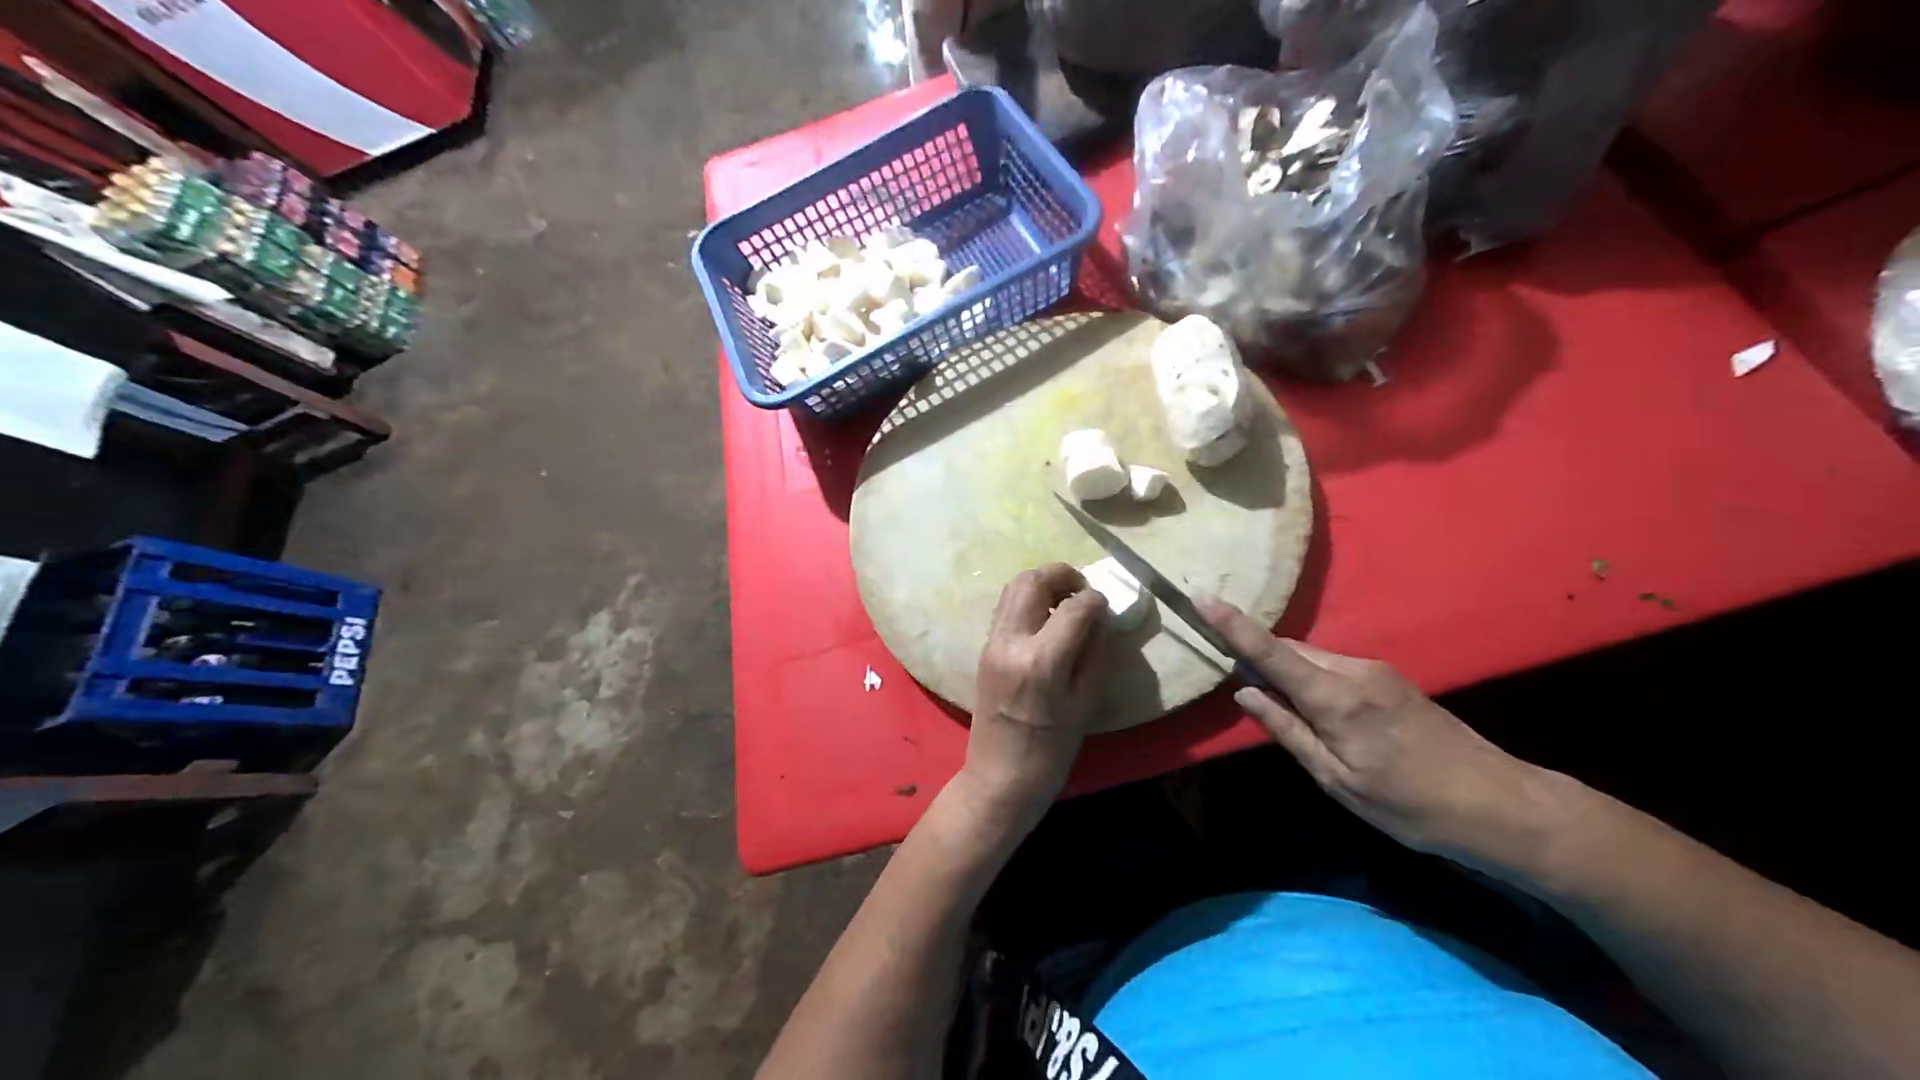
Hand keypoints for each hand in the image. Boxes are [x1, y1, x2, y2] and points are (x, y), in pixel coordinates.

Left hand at [959, 564, 1107, 821]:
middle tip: (1083, 589)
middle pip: (1032, 581)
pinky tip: (1046, 620)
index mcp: (1040, 660)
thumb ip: (1095, 651)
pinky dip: (1028, 601)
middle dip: (1062, 575)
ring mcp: (991, 642)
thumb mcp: (1086, 702)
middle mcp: (1010, 641)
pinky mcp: (984, 648)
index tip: (1107, 605)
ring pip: (1013, 588)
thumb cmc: (1052, 749)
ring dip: (1042, 584)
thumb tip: (1100, 615)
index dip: (1096, 599)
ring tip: (1065, 601)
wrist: (1000, 776)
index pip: (1074, 607)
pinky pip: (1006, 609)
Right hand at [1199, 596, 1565, 872]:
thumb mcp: (1336, 779)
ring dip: (1287, 672)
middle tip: (1241, 687)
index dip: (1232, 625)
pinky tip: (1319, 713)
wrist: (1499, 805)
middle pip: (1289, 651)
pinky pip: (1333, 667)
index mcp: (1335, 697)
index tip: (1201, 597)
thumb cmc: (1409, 805)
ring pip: (1311, 658)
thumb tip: (1244, 692)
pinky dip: (1312, 678)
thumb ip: (1286, 730)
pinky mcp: (1390, 678)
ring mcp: (1377, 671)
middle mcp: (1354, 671)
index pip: (1270, 652)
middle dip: (1259, 658)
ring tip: (1283, 711)